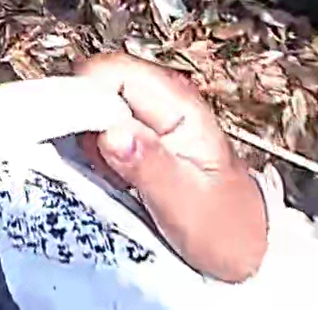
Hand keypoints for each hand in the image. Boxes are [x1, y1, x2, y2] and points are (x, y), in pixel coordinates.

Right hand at [76, 53, 267, 282]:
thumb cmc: (225, 227)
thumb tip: (110, 132)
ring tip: (107, 176)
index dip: (85, 95)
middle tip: (94, 164)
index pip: (113, 71)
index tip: (74, 134)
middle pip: (98, 81)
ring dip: (87, 138)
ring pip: (94, 104)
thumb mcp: (187, 204)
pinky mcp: (137, 130)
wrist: (243, 247)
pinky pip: (100, 127)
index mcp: (176, 100)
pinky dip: (93, 151)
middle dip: (83, 119)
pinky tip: (109, 178)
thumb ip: (149, 166)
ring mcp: (147, 111)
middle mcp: (159, 95)